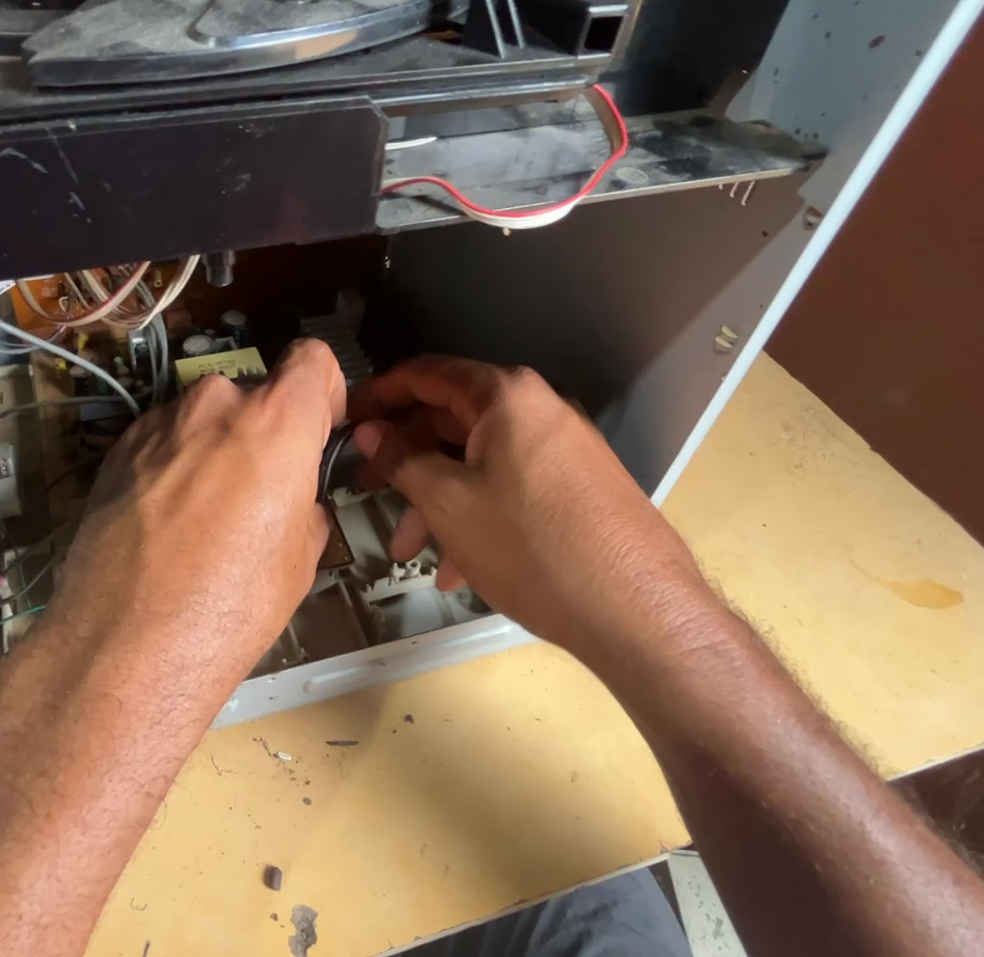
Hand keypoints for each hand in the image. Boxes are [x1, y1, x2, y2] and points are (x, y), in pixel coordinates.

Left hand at [52, 339, 345, 686]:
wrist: (125, 642)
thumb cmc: (231, 605)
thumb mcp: (300, 560)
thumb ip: (305, 503)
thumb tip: (294, 499)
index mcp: (276, 421)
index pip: (313, 358)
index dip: (323, 393)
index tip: (316, 432)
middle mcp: (215, 404)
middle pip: (255, 394)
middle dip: (262, 433)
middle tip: (255, 493)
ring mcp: (158, 422)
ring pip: (204, 419)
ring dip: (212, 448)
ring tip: (201, 516)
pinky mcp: (116, 448)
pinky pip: (163, 440)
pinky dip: (172, 465)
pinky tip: (164, 522)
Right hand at [348, 356, 729, 673]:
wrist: (636, 609)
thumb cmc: (530, 545)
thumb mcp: (447, 502)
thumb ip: (401, 459)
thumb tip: (371, 432)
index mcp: (505, 396)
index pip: (426, 374)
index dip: (379, 394)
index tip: (347, 418)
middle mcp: (536, 410)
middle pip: (451, 421)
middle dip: (405, 459)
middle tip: (367, 489)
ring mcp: (560, 449)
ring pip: (478, 462)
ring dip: (436, 499)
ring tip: (409, 550)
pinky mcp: (575, 487)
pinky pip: (508, 487)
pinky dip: (475, 515)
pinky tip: (456, 567)